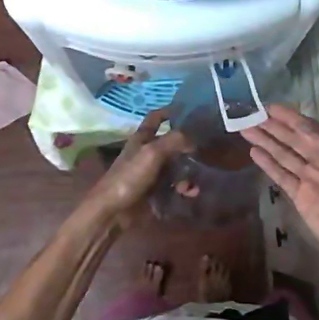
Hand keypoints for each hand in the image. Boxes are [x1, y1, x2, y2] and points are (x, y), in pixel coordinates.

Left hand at [80, 109, 191, 227]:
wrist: (113, 210)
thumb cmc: (129, 176)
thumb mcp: (152, 153)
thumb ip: (174, 140)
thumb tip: (194, 138)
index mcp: (141, 139)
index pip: (155, 118)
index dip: (168, 111)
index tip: (187, 109)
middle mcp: (146, 153)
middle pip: (170, 144)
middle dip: (187, 148)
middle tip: (205, 151)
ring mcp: (150, 173)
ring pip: (175, 167)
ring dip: (187, 173)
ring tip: (193, 184)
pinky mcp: (154, 192)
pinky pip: (174, 186)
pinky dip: (183, 189)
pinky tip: (190, 194)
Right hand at [242, 105, 318, 279]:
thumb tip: (301, 127)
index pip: (312, 130)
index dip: (291, 118)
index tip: (270, 107)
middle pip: (295, 141)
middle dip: (274, 128)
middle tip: (250, 114)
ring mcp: (313, 182)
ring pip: (286, 156)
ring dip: (268, 142)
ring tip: (246, 129)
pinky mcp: (303, 200)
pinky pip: (283, 178)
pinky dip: (269, 165)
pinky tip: (255, 153)